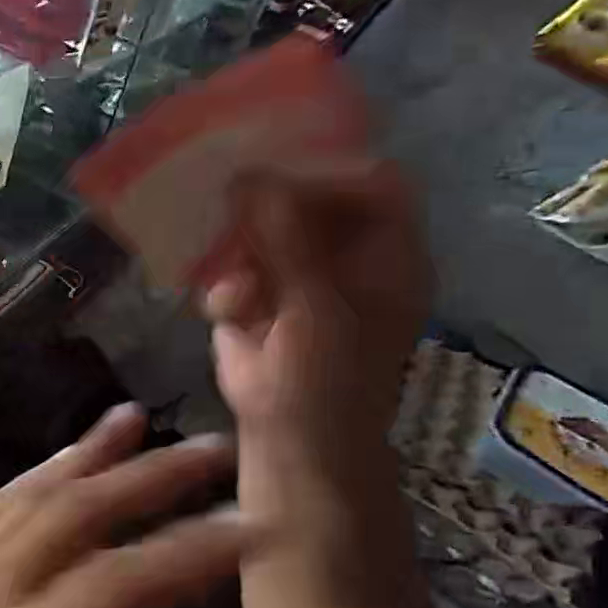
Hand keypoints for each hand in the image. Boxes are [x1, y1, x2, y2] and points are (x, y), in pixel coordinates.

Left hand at [0, 405, 252, 607]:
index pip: (120, 585)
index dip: (192, 552)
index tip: (256, 522)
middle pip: (83, 516)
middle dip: (154, 480)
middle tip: (216, 448)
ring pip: (40, 494)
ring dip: (93, 456)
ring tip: (135, 419)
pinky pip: (0, 502)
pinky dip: (41, 471)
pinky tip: (59, 462)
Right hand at [201, 163, 426, 466]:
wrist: (289, 436)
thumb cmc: (326, 379)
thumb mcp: (316, 308)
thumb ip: (287, 240)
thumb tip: (248, 176)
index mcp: (385, 251)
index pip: (372, 183)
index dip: (331, 171)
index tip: (277, 174)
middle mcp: (342, 252)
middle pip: (307, 198)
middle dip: (267, 206)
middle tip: (230, 210)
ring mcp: (295, 271)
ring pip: (260, 229)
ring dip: (238, 251)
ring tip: (236, 288)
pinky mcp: (254, 290)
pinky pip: (231, 264)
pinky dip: (223, 282)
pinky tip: (225, 310)